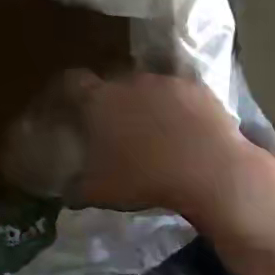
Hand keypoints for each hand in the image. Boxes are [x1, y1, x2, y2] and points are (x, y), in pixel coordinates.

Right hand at [64, 70, 266, 219]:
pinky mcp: (200, 89)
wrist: (208, 171)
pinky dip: (177, 109)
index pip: (73, 81)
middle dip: (111, 103)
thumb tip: (66, 191)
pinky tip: (183, 133)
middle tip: (114, 130)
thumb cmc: (142, 178)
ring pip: (148, 89)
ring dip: (145, 105)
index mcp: (99, 101)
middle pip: (113, 84)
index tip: (69, 106)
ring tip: (152, 133)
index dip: (68, 92)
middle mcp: (131, 82)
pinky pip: (179, 95)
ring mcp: (168, 82)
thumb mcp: (97, 192)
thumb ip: (75, 188)